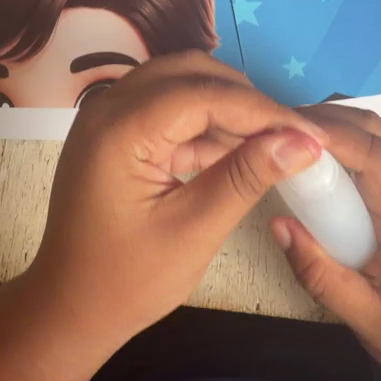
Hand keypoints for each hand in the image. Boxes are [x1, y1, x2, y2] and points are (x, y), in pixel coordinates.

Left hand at [25, 52, 328, 351]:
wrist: (69, 307)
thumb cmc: (127, 280)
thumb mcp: (194, 231)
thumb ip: (246, 177)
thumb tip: (302, 142)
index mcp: (120, 129)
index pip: (202, 93)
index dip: (262, 109)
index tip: (311, 135)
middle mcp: (108, 107)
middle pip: (188, 74)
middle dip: (244, 99)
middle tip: (291, 136)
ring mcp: (106, 117)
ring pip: (178, 84)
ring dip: (225, 106)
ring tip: (272, 143)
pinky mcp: (114, 133)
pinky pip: (165, 108)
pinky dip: (202, 123)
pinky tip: (237, 151)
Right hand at [272, 104, 380, 380]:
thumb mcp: (371, 324)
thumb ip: (322, 275)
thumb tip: (278, 224)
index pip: (373, 154)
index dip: (328, 134)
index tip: (281, 133)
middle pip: (378, 130)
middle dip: (326, 118)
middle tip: (273, 129)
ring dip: (339, 126)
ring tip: (288, 141)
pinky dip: (350, 145)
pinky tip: (319, 166)